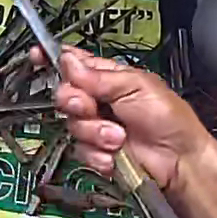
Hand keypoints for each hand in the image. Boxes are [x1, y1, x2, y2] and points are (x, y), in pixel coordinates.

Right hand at [38, 45, 216, 196]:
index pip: (73, 63)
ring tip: (118, 135)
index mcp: (109, 77)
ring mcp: (97, 127)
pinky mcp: (97, 152)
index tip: (37, 56)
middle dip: (76, 102)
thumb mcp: (137, 85)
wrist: (179, 161)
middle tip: (91, 106)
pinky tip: (116, 153)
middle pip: (65, 94)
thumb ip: (99, 76)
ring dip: (95, 132)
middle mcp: (99, 100)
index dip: (53, 59)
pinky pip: (81, 151)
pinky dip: (98, 154)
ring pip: (72, 125)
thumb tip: (69, 62)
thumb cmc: (170, 119)